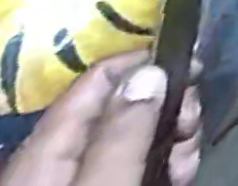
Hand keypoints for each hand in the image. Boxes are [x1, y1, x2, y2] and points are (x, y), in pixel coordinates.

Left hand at [0, 52, 199, 185]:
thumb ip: (123, 135)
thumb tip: (150, 70)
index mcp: (42, 151)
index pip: (95, 78)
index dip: (148, 62)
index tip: (195, 69)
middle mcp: (52, 159)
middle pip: (119, 106)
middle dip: (168, 104)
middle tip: (194, 124)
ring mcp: (69, 178)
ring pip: (130, 135)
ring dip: (171, 135)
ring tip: (189, 158)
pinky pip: (126, 164)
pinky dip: (159, 160)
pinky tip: (178, 172)